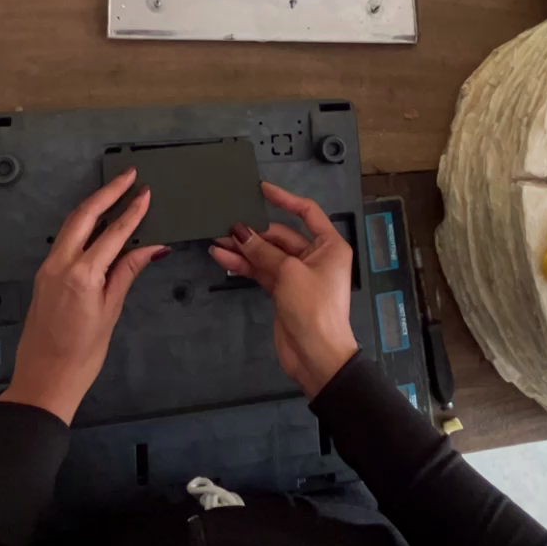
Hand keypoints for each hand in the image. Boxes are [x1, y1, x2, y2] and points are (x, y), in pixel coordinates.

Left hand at [2, 168, 168, 423]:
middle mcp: (60, 264)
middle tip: (129, 175)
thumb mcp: (111, 311)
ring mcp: (48, 268)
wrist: (44, 381)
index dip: (132, 211)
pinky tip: (98, 221)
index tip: (146, 193)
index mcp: (81, 274)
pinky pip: (65, 239)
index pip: (113, 232)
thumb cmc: (80, 354)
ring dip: (94, 204)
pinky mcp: (44, 275)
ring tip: (115, 190)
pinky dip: (83, 223)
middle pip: (85, 215)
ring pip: (72, 223)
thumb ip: (128, 271)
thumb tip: (152, 248)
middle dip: (108, 192)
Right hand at [209, 181, 359, 397]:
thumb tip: (240, 231)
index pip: (307, 212)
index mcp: (329, 245)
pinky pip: (262, 270)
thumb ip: (263, 251)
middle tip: (225, 225)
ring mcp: (298, 274)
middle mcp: (315, 256)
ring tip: (217, 241)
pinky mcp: (283, 291)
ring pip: (267, 254)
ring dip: (244, 249)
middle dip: (254, 232)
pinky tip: (223, 258)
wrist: (317, 356)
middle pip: (281, 235)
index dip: (285, 198)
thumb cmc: (313, 308)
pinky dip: (244, 265)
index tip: (262, 189)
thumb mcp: (289, 274)